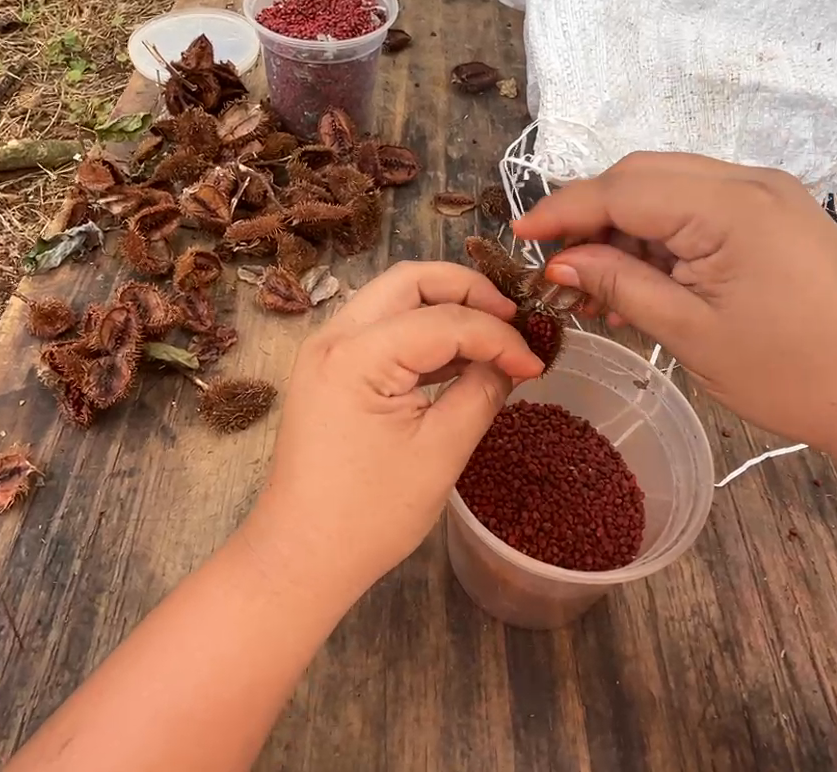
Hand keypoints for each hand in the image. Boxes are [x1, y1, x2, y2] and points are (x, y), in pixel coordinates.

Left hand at [243, 261, 544, 593]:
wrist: (301, 555)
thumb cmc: (369, 514)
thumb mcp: (440, 453)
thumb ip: (481, 392)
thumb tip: (515, 359)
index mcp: (357, 354)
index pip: (444, 320)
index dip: (498, 335)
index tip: (536, 362)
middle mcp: (333, 336)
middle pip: (410, 281)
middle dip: (468, 291)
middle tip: (512, 319)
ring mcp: (326, 350)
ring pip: (394, 299)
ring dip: (444, 307)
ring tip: (493, 335)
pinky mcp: (329, 369)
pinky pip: (381, 329)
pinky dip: (421, 333)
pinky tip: (458, 358)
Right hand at [510, 152, 836, 453]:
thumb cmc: (793, 374)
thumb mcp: (690, 332)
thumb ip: (619, 283)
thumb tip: (558, 261)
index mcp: (730, 205)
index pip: (622, 189)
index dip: (563, 210)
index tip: (518, 237)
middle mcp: (750, 182)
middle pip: (643, 176)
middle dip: (591, 214)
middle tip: (556, 263)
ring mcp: (770, 196)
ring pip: (669, 190)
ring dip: (625, 227)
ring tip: (596, 282)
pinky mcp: (780, 217)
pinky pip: (700, 209)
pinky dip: (662, 236)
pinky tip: (644, 279)